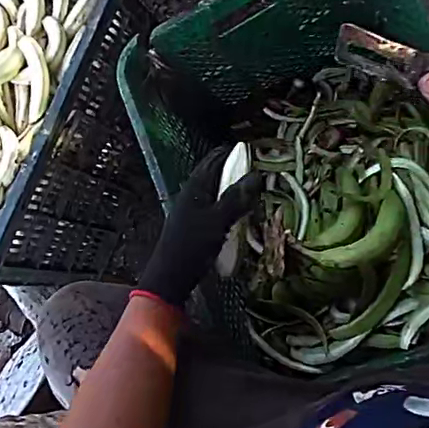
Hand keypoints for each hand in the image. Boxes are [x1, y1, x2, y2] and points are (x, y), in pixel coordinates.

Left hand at [136, 146, 258, 306]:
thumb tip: (257, 175)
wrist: (170, 276)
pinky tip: (238, 211)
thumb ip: (236, 197)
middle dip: (234, 168)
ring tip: (252, 188)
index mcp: (196, 186)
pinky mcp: (194, 224)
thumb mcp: (218, 220)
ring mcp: (191, 209)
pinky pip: (214, 205)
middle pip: (214, 173)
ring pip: (215, 190)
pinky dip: (227, 203)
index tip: (254, 151)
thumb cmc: (192, 245)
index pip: (215, 159)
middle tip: (258, 169)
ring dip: (232, 187)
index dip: (233, 152)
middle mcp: (192, 193)